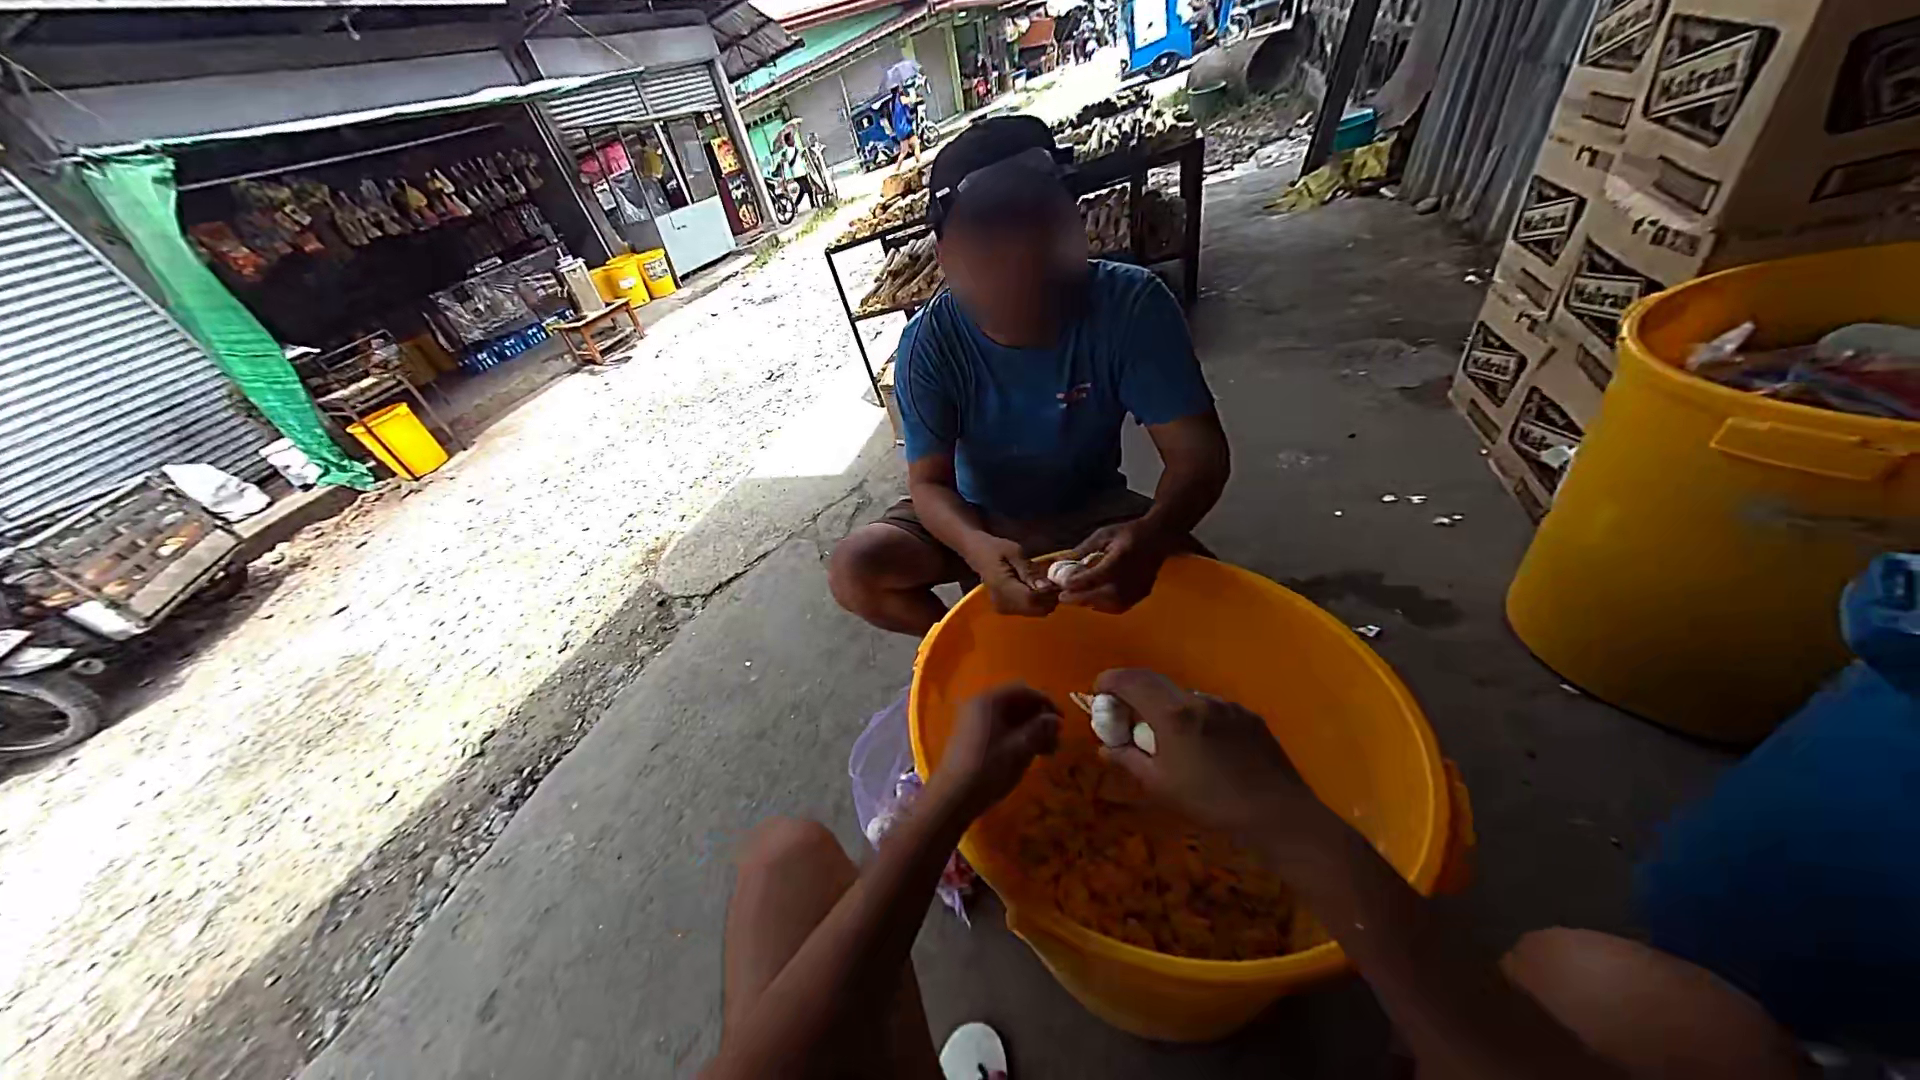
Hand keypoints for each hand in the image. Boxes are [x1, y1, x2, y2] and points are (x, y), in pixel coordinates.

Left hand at [933, 683, 1061, 817]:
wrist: (953, 797)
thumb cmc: (988, 769)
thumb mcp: (1019, 749)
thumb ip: (1039, 730)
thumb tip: (1056, 719)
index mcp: (989, 701)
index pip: (1023, 691)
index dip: (1046, 703)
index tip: (1062, 721)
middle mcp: (980, 705)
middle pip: (1016, 703)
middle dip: (1038, 718)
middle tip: (1055, 740)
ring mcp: (974, 721)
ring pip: (1009, 718)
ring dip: (1030, 729)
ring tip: (1047, 751)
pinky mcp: (972, 737)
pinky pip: (1000, 728)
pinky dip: (1017, 737)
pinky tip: (1030, 754)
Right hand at [965, 534, 1058, 617]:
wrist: (978, 553)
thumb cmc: (995, 548)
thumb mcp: (1014, 552)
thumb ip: (1029, 571)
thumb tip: (1045, 587)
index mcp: (1001, 586)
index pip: (1031, 599)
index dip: (1048, 593)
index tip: (1057, 581)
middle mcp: (1002, 602)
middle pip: (1035, 610)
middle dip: (1050, 598)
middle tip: (1055, 582)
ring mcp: (1003, 608)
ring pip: (1034, 612)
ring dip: (1046, 600)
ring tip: (1047, 584)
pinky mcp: (1005, 609)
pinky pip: (1029, 610)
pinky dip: (1038, 602)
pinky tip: (1038, 589)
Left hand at [1058, 520, 1173, 612]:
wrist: (1159, 537)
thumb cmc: (1129, 533)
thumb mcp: (1104, 534)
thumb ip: (1084, 549)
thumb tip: (1062, 560)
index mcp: (1122, 557)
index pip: (1099, 574)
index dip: (1080, 582)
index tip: (1063, 585)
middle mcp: (1133, 575)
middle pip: (1105, 594)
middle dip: (1081, 597)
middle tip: (1063, 597)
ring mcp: (1139, 587)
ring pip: (1112, 604)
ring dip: (1091, 603)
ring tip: (1076, 598)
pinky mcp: (1142, 594)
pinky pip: (1121, 606)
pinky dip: (1104, 606)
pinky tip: (1092, 601)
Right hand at [1095, 669, 1316, 833]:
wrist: (1277, 815)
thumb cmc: (1210, 802)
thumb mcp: (1159, 786)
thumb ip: (1128, 759)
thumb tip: (1105, 748)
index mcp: (1172, 714)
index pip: (1130, 680)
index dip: (1109, 681)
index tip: (1099, 693)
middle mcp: (1197, 700)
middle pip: (1155, 681)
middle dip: (1134, 691)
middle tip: (1124, 713)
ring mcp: (1226, 705)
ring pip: (1184, 695)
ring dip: (1167, 706)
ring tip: (1168, 738)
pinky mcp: (1247, 715)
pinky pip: (1211, 708)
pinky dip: (1195, 717)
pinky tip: (1204, 747)